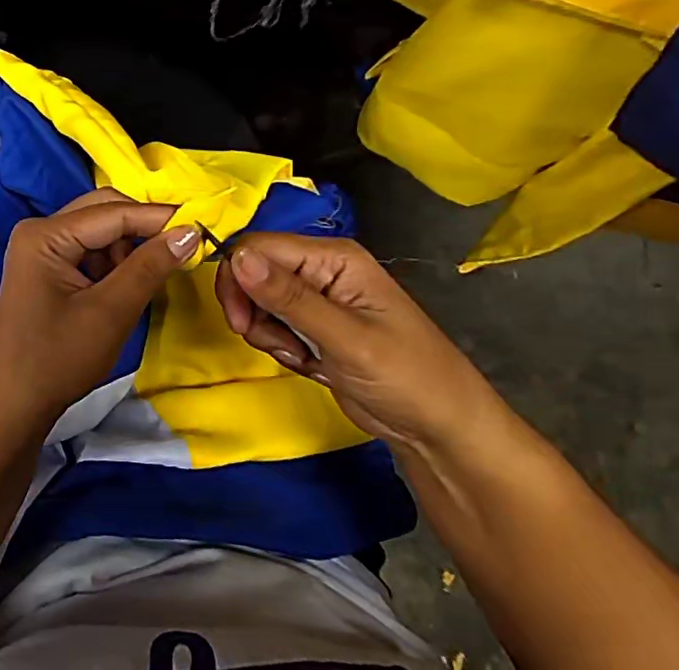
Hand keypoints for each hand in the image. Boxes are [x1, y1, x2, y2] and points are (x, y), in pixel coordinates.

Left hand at [0, 189, 197, 434]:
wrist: (16, 400)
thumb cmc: (59, 358)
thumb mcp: (111, 312)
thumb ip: (150, 267)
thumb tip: (190, 232)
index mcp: (44, 234)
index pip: (112, 212)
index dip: (159, 218)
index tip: (203, 227)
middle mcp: (38, 230)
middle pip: (103, 211)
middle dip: (142, 230)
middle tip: (181, 251)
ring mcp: (39, 247)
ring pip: (99, 230)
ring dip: (127, 249)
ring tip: (139, 284)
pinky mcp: (45, 265)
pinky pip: (88, 249)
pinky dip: (112, 263)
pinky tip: (121, 289)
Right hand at [213, 233, 510, 456]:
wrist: (440, 432)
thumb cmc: (408, 378)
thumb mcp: (346, 339)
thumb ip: (289, 297)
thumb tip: (238, 257)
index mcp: (332, 257)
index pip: (258, 247)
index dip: (238, 278)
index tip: (238, 320)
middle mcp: (319, 269)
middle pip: (252, 272)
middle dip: (252, 310)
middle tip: (273, 343)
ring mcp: (314, 298)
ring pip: (256, 301)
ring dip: (266, 333)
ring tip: (302, 357)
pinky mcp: (310, 326)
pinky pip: (270, 325)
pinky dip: (277, 346)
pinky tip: (308, 364)